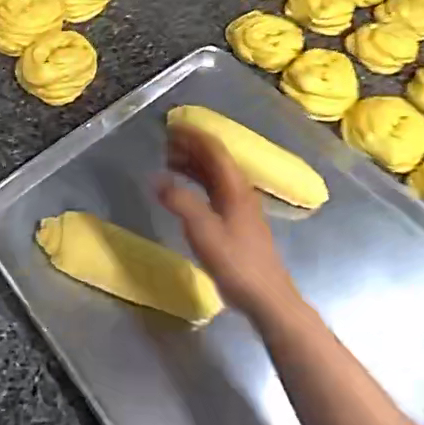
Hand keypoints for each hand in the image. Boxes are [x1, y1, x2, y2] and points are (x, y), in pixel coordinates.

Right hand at [156, 124, 300, 318]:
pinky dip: (196, 183)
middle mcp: (239, 191)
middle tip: (165, 142)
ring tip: (168, 161)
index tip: (171, 126)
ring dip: (193, 164)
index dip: (193, 135)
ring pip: (214, 175)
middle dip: (190, 147)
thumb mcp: (203, 231)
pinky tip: (183, 192)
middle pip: (215, 159)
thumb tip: (157, 178)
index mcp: (235, 187)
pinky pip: (214, 190)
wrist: (267, 298)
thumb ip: (180, 202)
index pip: (214, 149)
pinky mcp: (236, 222)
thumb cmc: (236, 262)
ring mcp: (240, 207)